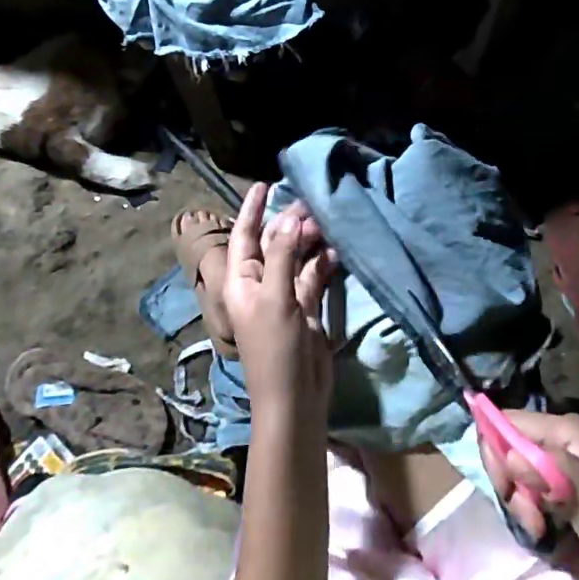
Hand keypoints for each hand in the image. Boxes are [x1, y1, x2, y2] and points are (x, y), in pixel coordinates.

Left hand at [221, 183, 337, 422]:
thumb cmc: (275, 347)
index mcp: (241, 282)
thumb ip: (281, 255)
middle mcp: (260, 285)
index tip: (265, 184)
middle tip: (313, 204)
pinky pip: (314, 278)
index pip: (244, 237)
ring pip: (296, 259)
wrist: (295, 395)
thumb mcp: (275, 297)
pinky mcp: (307, 308)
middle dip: (290, 224)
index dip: (253, 210)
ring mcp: (284, 297)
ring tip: (328, 223)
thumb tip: (289, 217)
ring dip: (310, 242)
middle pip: (274, 244)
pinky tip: (337, 252)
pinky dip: (324, 265)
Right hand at [481, 410, 578, 579]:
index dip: (496, 452)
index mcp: (565, 428)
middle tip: (530, 516)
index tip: (507, 490)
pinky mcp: (552, 481)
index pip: (507, 422)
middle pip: (505, 445)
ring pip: (511, 470)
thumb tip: (510, 457)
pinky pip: (522, 487)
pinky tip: (542, 526)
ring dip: (518, 502)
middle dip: (509, 483)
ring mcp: (554, 458)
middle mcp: (556, 436)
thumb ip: (554, 473)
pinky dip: (526, 509)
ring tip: (540, 526)